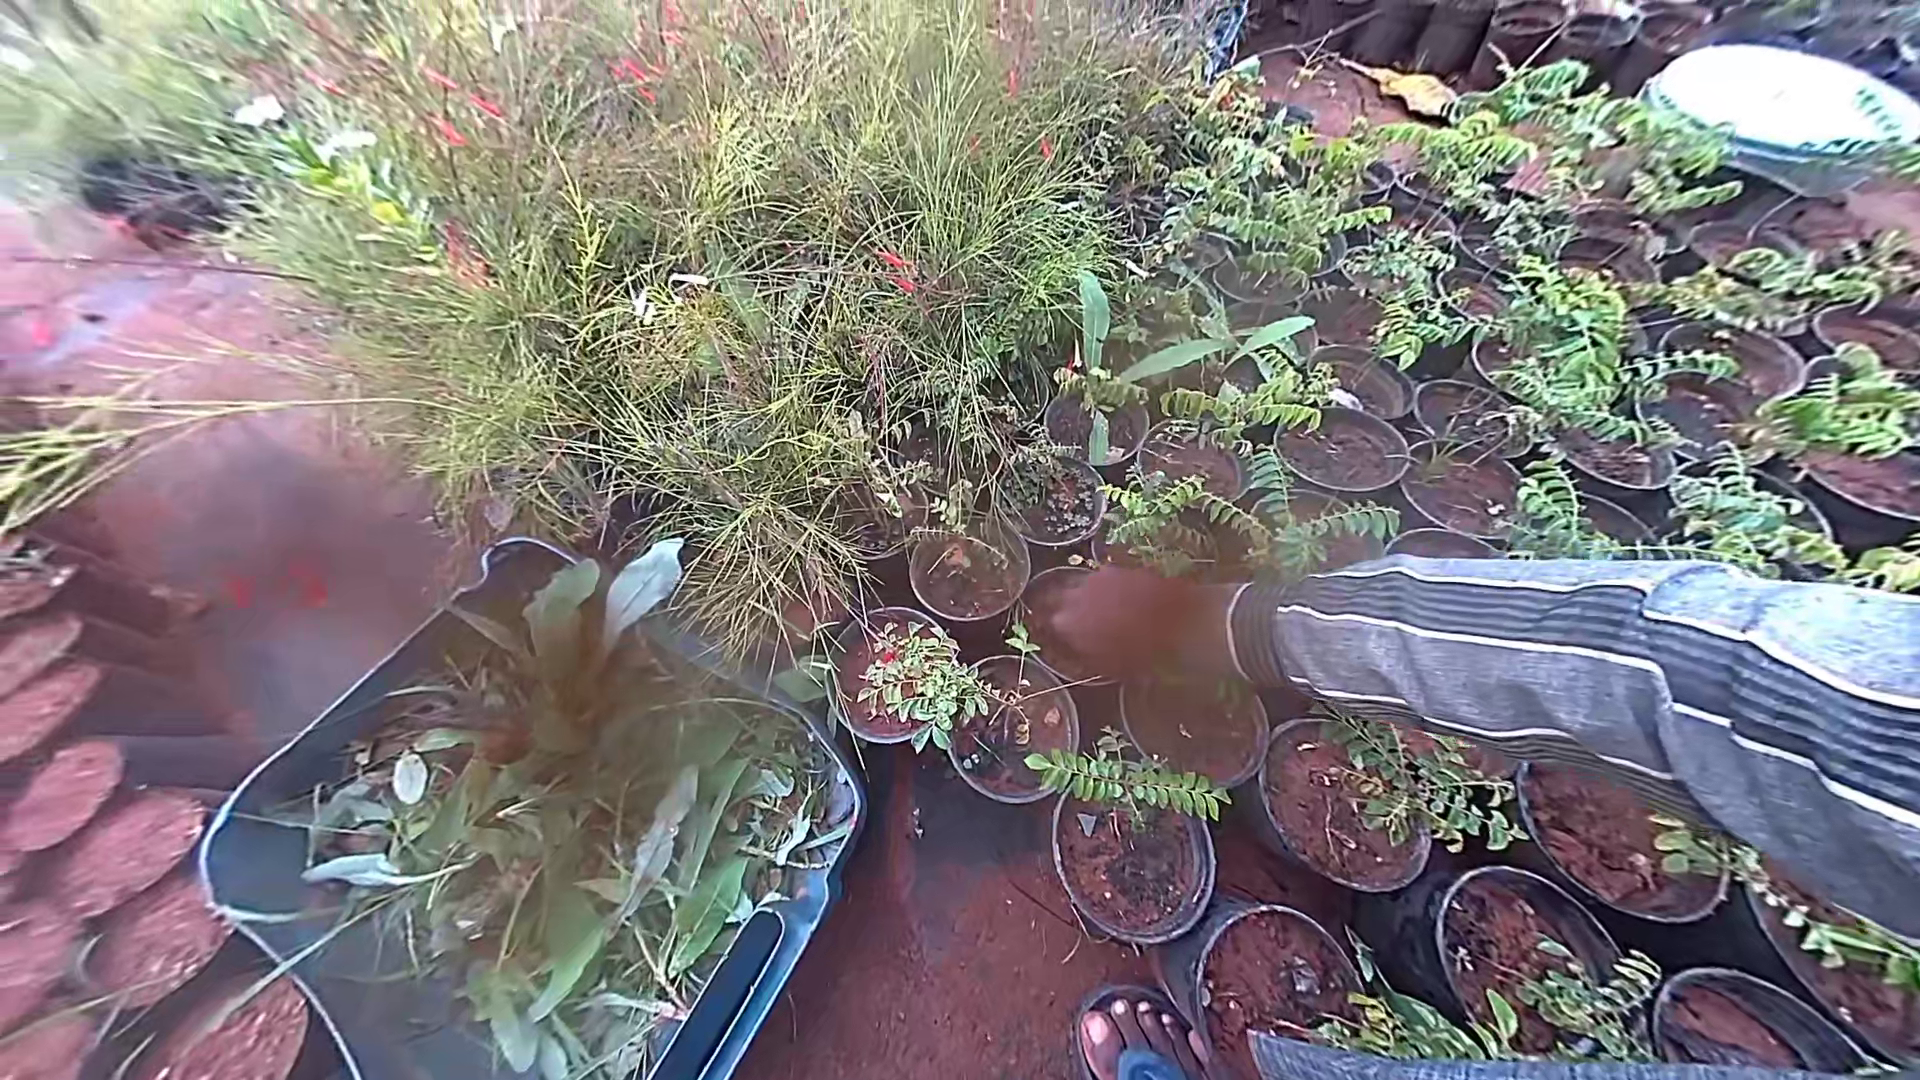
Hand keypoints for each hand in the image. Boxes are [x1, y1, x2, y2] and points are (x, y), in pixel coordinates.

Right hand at [1035, 566, 1239, 681]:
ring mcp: (1099, 577)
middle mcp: (1077, 594)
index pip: (1042, 620)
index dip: (1042, 626)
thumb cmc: (1150, 657)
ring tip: (1090, 610)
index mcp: (1068, 623)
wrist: (1192, 625)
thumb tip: (1070, 648)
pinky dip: (1101, 589)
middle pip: (1055, 596)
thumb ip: (1083, 654)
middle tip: (1061, 617)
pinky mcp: (1121, 568)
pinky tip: (1114, 601)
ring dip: (1078, 596)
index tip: (1044, 631)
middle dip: (1054, 606)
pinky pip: (1101, 580)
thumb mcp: (1110, 667)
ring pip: (1077, 584)